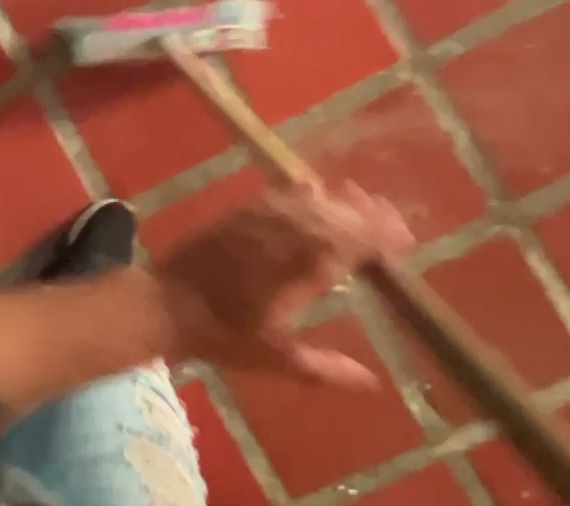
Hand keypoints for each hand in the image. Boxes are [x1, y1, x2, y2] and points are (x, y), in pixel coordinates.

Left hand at [154, 182, 413, 388]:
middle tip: (390, 212)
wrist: (168, 303)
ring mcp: (256, 223)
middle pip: (331, 218)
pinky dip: (297, 192)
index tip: (402, 238)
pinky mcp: (235, 216)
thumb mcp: (276, 359)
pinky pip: (274, 197)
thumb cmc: (223, 334)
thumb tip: (372, 383)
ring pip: (305, 203)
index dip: (376, 239)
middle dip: (363, 214)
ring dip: (334, 200)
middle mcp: (281, 241)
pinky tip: (309, 187)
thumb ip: (325, 369)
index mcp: (298, 273)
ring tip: (359, 196)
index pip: (348, 247)